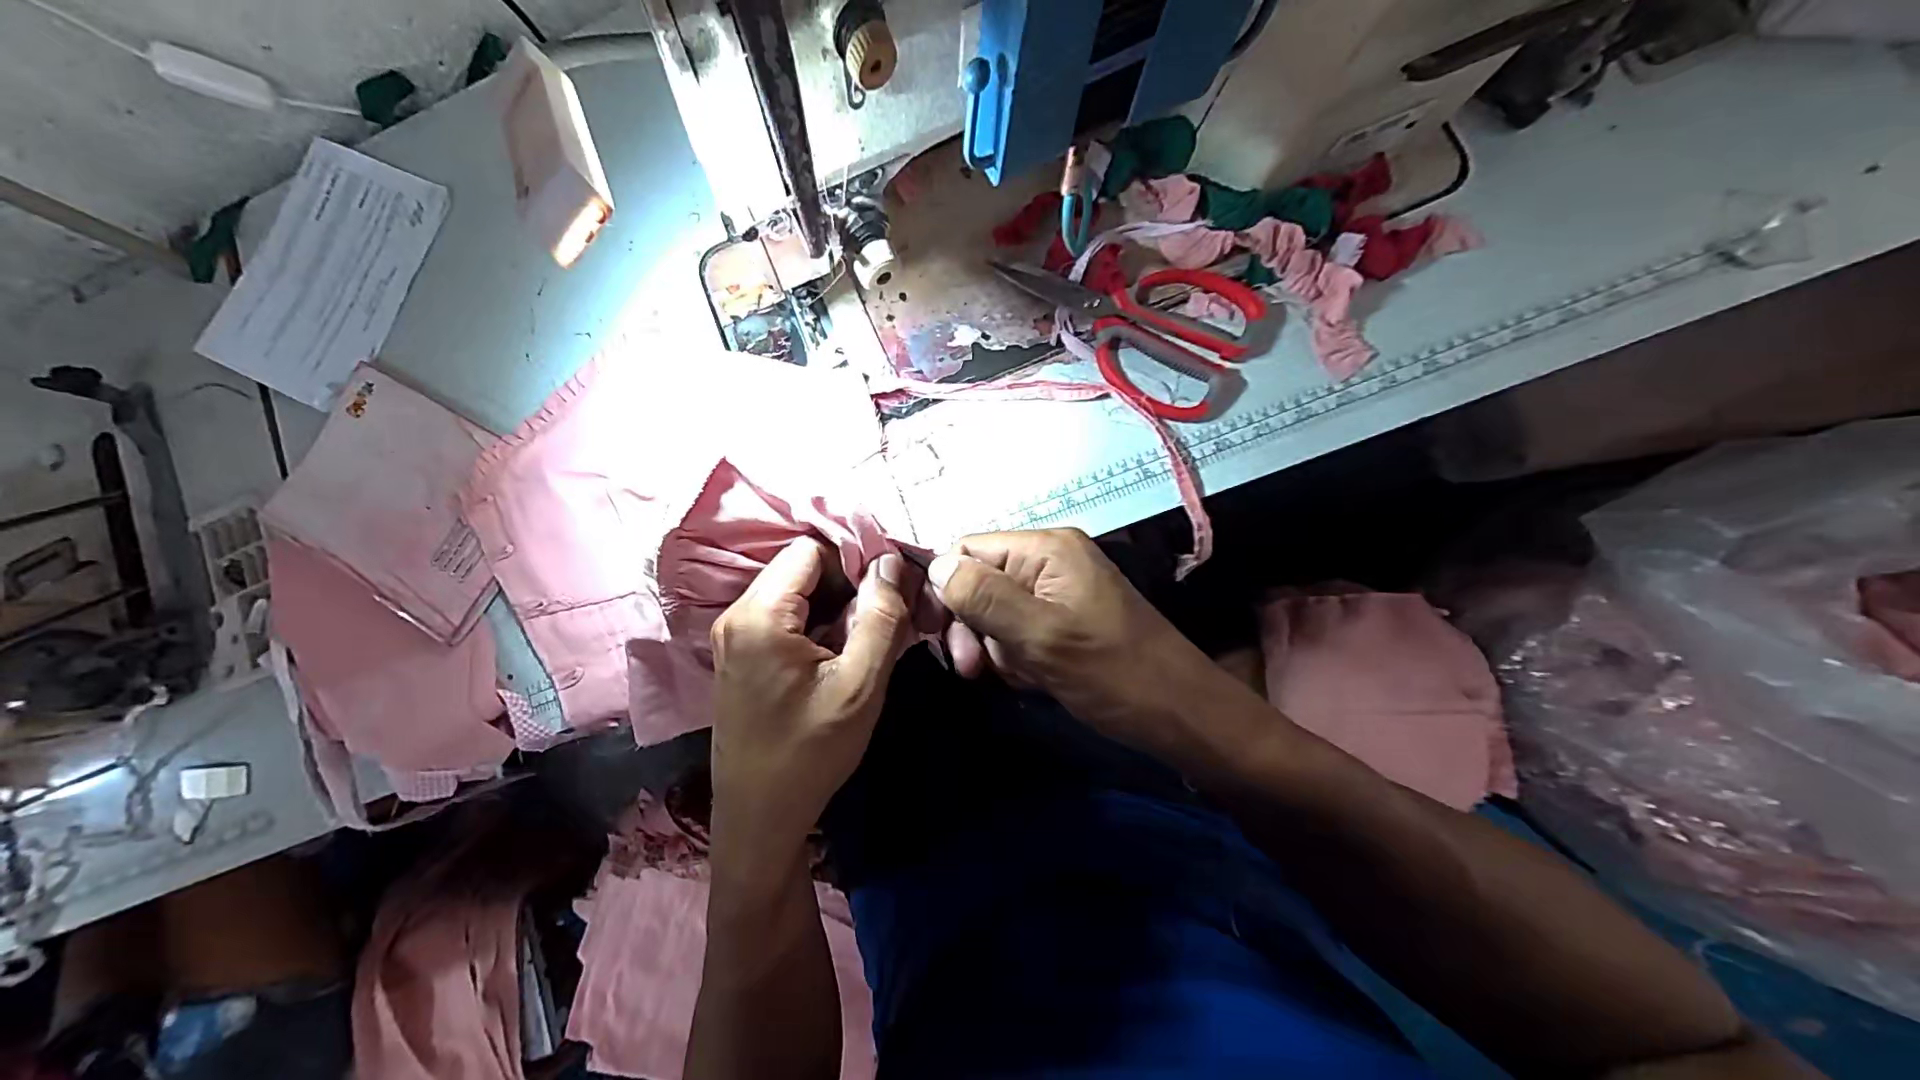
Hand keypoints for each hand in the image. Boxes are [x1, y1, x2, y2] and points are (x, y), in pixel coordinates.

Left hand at [709, 538, 915, 845]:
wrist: (760, 817)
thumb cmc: (810, 752)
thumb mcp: (860, 684)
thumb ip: (881, 617)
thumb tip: (892, 562)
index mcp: (759, 615)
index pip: (812, 550)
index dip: (856, 560)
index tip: (891, 588)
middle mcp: (737, 615)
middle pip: (804, 570)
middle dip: (851, 585)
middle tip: (890, 615)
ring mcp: (736, 636)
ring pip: (799, 595)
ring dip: (839, 608)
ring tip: (872, 638)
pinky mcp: (743, 656)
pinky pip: (788, 620)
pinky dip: (821, 627)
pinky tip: (846, 654)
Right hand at [927, 529, 1230, 754]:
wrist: (1180, 716)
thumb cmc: (1112, 672)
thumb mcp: (1040, 635)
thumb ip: (983, 596)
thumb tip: (935, 565)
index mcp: (1046, 549)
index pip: (968, 549)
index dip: (946, 588)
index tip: (938, 634)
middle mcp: (1049, 563)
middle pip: (979, 583)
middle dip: (973, 627)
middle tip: (974, 669)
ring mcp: (1059, 594)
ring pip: (996, 615)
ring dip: (997, 650)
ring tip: (1025, 676)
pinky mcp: (1065, 624)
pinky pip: (1020, 634)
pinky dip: (1020, 660)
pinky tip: (1038, 680)